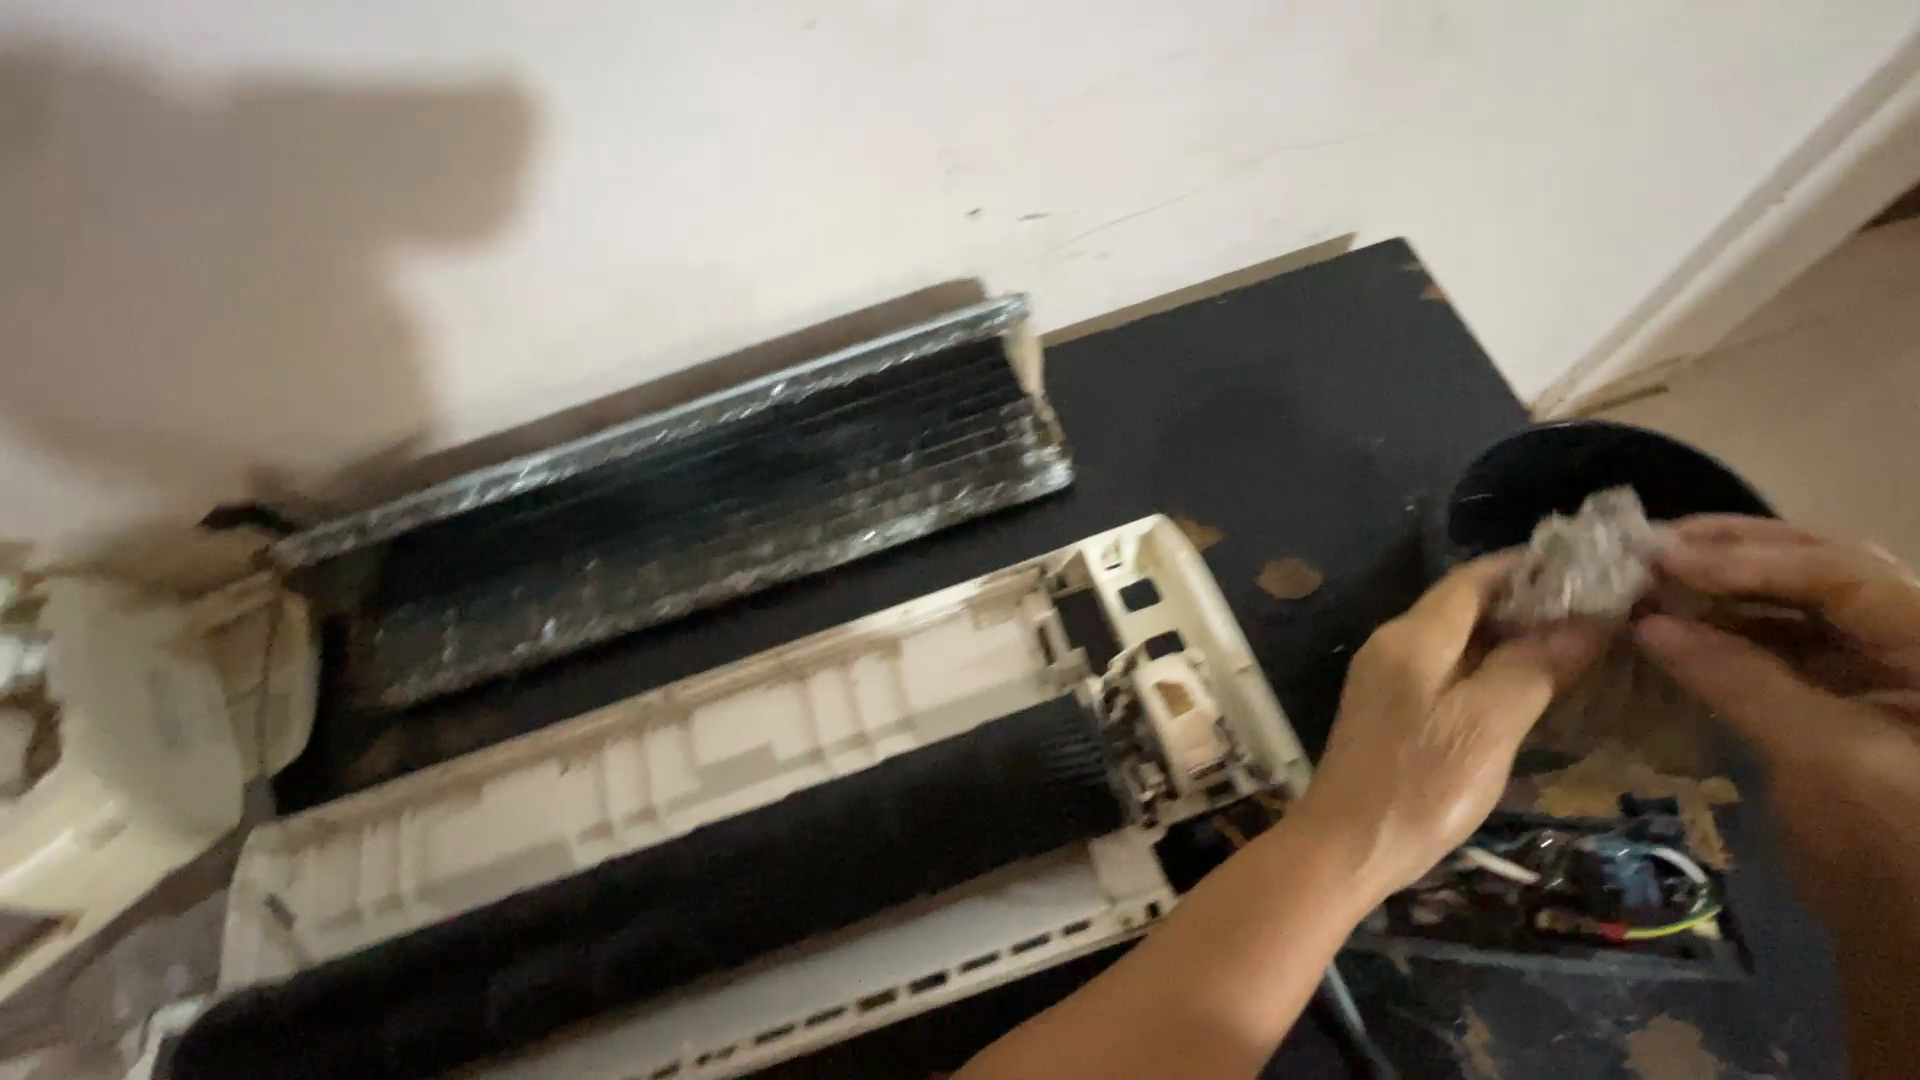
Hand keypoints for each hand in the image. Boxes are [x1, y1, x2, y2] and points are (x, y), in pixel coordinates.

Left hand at [1294, 554, 1605, 896]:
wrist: (1348, 841)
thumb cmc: (1420, 784)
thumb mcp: (1487, 725)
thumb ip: (1530, 667)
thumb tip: (1582, 621)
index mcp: (1410, 637)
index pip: (1470, 581)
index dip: (1524, 568)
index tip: (1585, 566)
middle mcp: (1391, 645)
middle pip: (1461, 606)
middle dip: (1524, 601)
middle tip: (1597, 606)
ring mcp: (1386, 676)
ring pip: (1455, 638)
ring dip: (1509, 634)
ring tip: (1578, 638)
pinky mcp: (1389, 707)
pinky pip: (1444, 668)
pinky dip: (1487, 664)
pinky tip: (1528, 680)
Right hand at [1636, 515, 1919, 909]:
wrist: (1915, 935)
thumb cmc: (1900, 853)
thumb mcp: (1829, 761)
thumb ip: (1742, 681)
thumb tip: (1649, 623)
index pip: (1850, 577)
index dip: (1753, 559)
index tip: (1661, 556)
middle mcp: (1918, 647)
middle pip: (1826, 573)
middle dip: (1736, 552)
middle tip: (1649, 547)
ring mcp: (1879, 672)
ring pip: (1794, 604)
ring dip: (1719, 587)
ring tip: (1647, 576)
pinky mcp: (1834, 696)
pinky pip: (1773, 644)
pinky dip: (1716, 629)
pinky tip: (1665, 623)